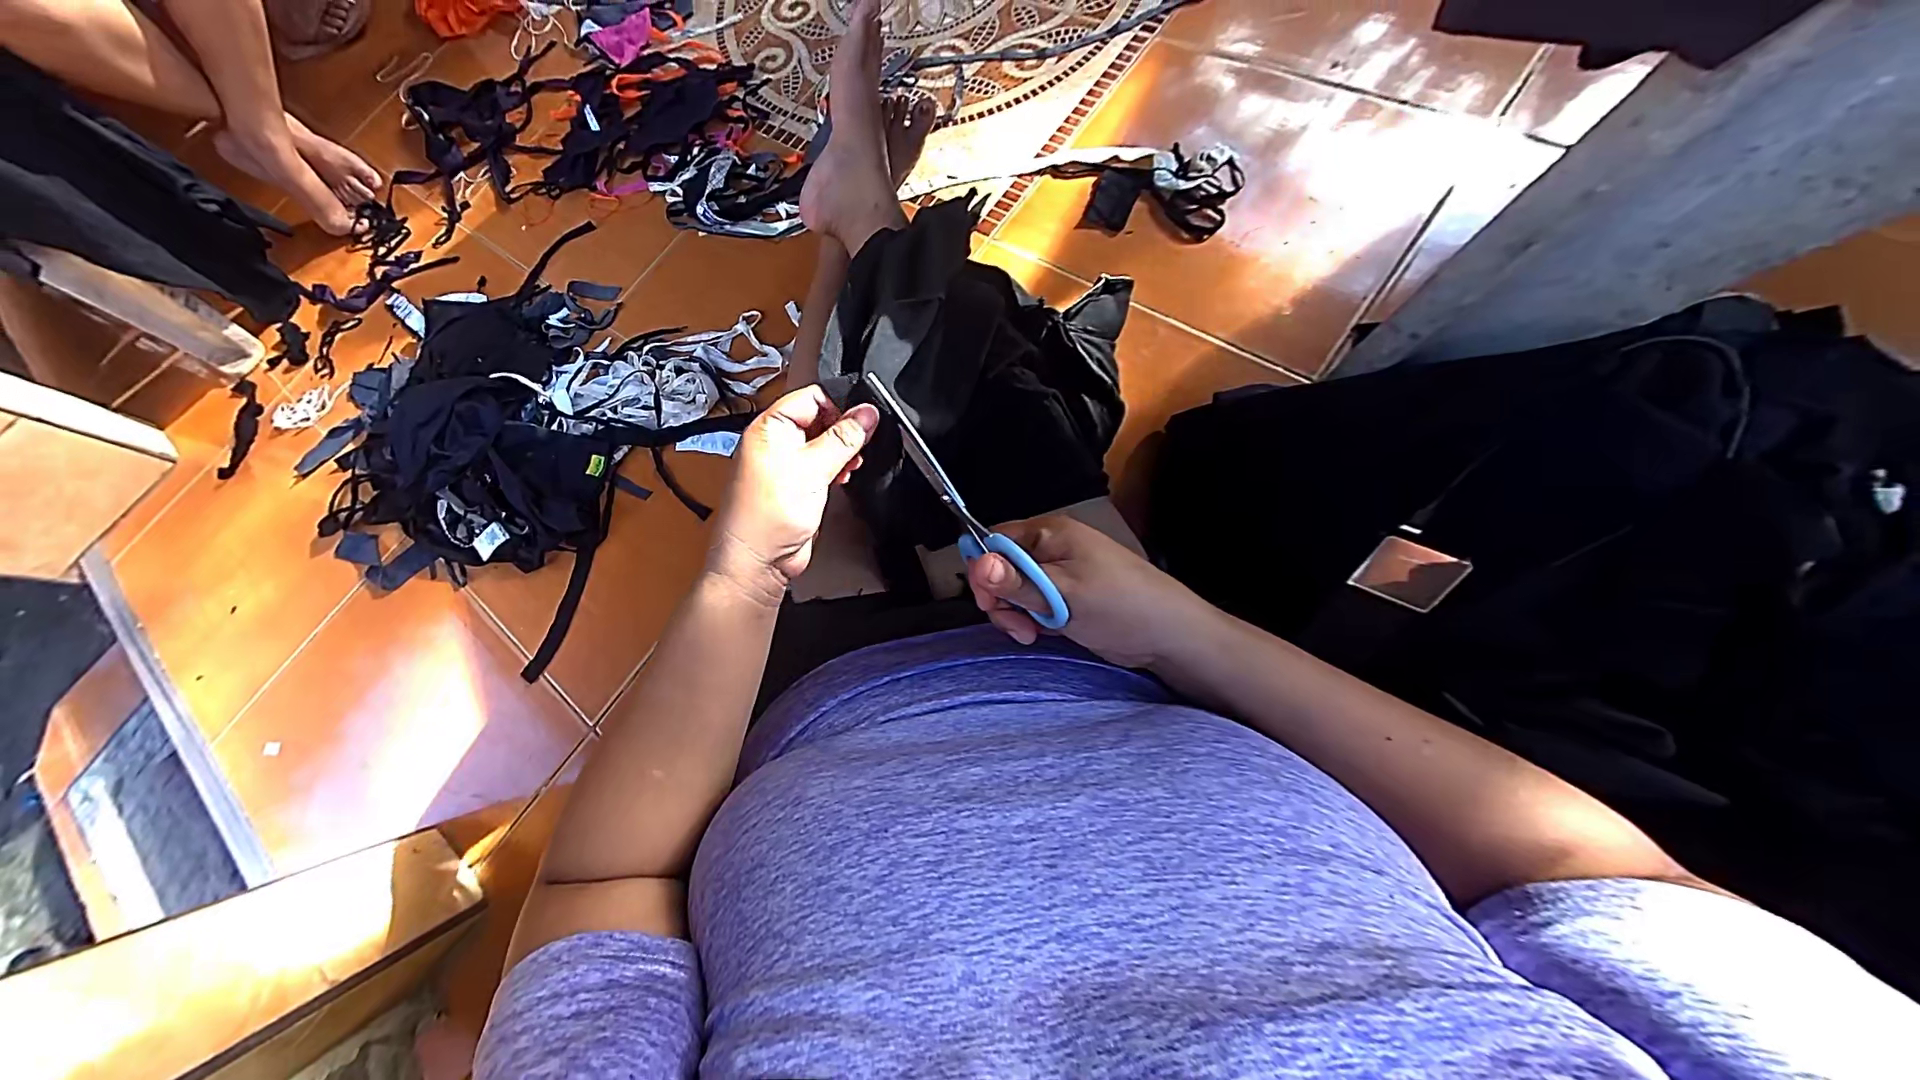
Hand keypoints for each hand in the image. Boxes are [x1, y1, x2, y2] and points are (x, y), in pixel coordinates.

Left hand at [708, 384, 877, 604]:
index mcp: (769, 427)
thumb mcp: (813, 469)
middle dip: (842, 432)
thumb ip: (843, 438)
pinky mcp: (796, 484)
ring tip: (849, 465)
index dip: (839, 406)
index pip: (811, 396)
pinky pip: (820, 465)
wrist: (757, 560)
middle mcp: (775, 442)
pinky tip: (841, 478)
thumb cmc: (765, 518)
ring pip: (822, 443)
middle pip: (819, 418)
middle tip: (856, 447)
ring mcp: (785, 464)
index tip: (860, 422)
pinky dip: (835, 468)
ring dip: (841, 452)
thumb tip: (866, 413)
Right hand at [965, 515, 1218, 668]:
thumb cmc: (1122, 606)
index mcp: (1050, 533)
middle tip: (1016, 624)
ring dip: (1016, 614)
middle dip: (1001, 598)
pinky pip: (1032, 605)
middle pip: (1001, 568)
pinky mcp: (1065, 597)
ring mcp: (1059, 574)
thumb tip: (978, 563)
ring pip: (1015, 590)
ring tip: (1032, 632)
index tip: (989, 600)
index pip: (995, 540)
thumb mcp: (1063, 594)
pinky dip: (1031, 620)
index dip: (984, 570)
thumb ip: (1017, 582)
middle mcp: (1052, 548)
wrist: (1168, 634)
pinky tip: (1043, 633)